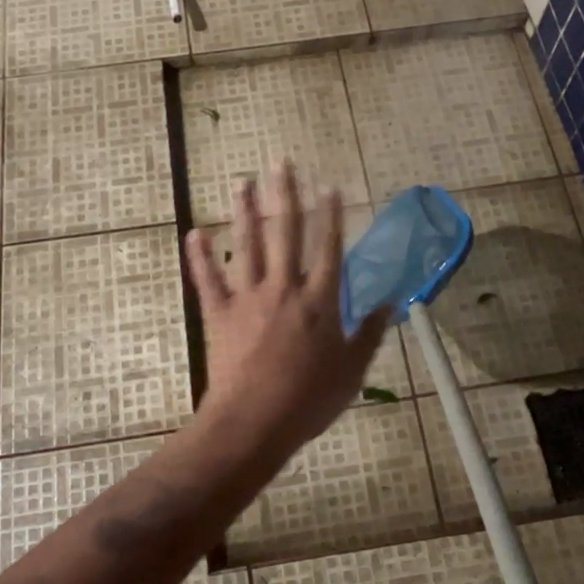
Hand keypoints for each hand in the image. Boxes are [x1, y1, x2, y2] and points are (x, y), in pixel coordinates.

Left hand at [184, 163, 389, 451]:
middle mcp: (285, 288)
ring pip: (247, 246)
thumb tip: (389, 304)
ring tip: (243, 182)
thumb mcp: (352, 370)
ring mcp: (249, 298)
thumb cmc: (309, 400)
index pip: (329, 248)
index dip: (331, 215)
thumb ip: (369, 333)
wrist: (255, 421)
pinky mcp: (219, 314)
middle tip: (280, 162)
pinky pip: (208, 279)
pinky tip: (194, 232)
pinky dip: (200, 256)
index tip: (330, 186)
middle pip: (286, 233)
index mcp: (320, 301)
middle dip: (286, 195)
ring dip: (245, 212)